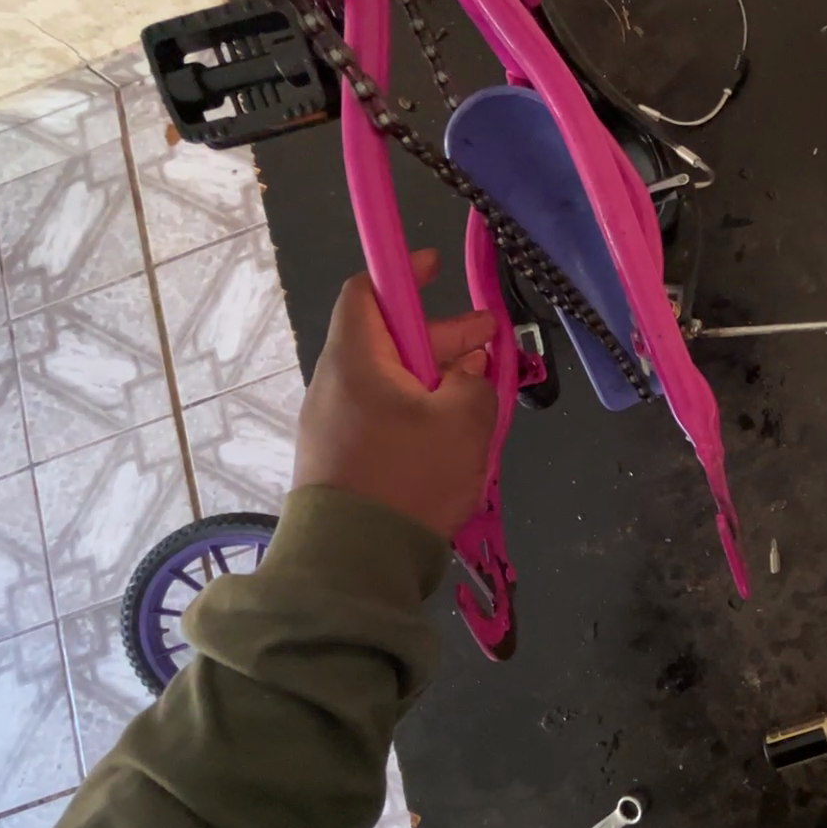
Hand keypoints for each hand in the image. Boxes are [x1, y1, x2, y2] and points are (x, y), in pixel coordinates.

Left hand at [294, 249, 497, 535]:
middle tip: (492, 343)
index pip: (366, 293)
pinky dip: (420, 408)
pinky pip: (384, 413)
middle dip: (443, 337)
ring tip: (481, 391)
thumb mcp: (465, 421)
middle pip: (389, 340)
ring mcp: (334, 422)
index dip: (401, 274)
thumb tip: (468, 367)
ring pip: (392, 380)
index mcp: (358, 361)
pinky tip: (452, 429)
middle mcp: (337, 383)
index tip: (434, 267)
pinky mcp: (341, 455)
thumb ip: (475, 380)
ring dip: (437, 377)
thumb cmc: (412, 476)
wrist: (357, 559)